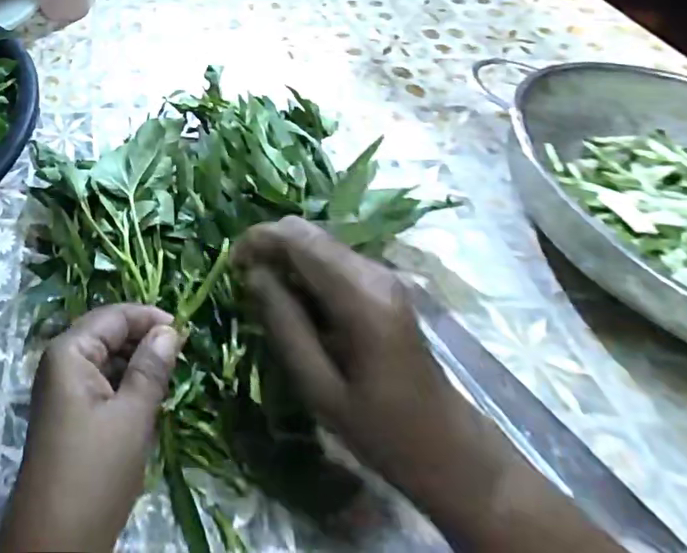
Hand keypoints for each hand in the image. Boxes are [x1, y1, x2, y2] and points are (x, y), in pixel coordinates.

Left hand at [0, 304, 183, 552]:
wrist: (57, 532)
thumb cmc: (95, 469)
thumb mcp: (131, 417)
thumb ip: (150, 370)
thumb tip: (169, 331)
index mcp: (68, 351)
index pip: (110, 317)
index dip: (146, 317)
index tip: (185, 328)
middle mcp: (61, 361)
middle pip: (105, 334)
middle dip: (142, 338)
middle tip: (183, 352)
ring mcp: (63, 387)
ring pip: (105, 360)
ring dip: (136, 363)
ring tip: (173, 373)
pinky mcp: (70, 412)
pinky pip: (101, 383)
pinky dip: (125, 385)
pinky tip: (151, 398)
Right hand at [233, 218, 621, 552]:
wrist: (456, 456)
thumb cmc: (383, 430)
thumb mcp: (319, 387)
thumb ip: (283, 324)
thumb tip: (252, 274)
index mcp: (361, 297)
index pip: (296, 238)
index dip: (255, 240)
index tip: (230, 267)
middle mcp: (375, 274)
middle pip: (305, 230)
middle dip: (266, 244)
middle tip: (243, 279)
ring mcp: (384, 277)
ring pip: (316, 240)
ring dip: (284, 255)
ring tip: (263, 291)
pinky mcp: (385, 286)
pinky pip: (331, 257)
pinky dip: (303, 266)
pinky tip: (295, 299)